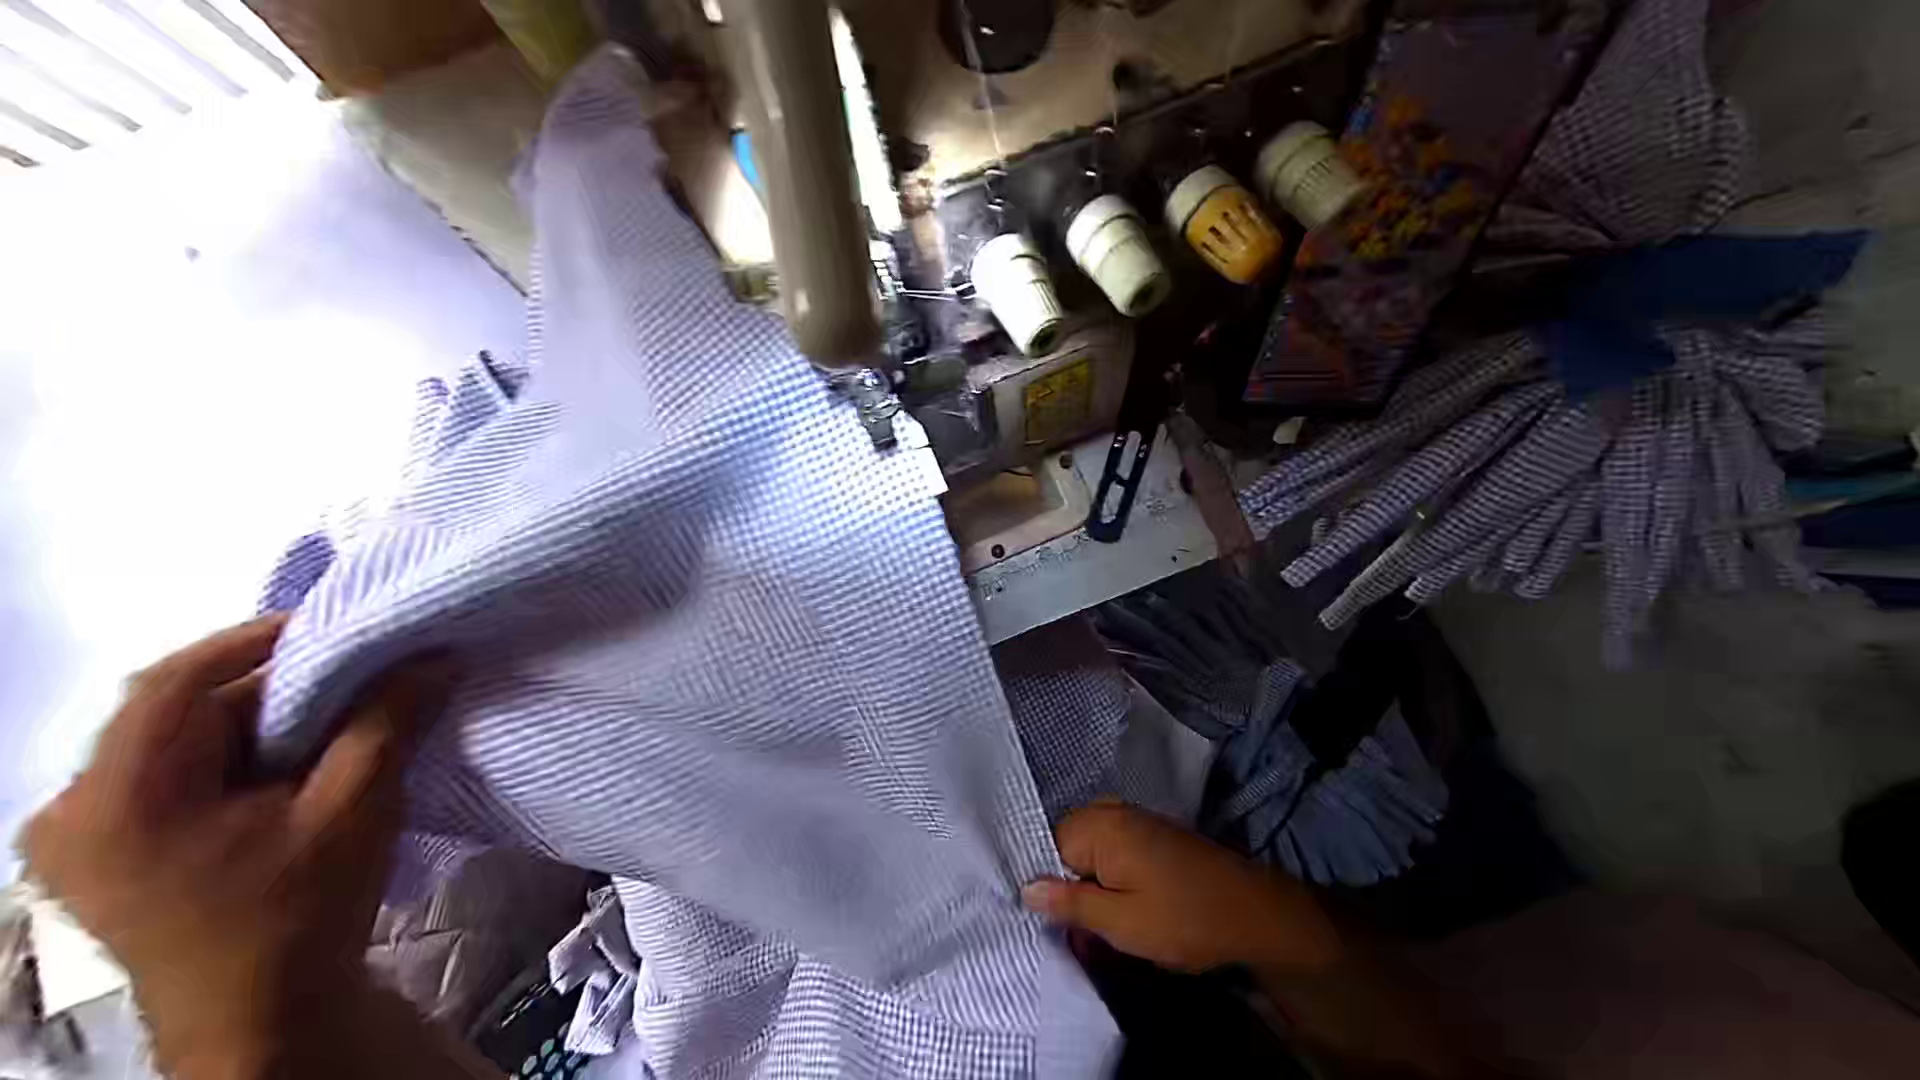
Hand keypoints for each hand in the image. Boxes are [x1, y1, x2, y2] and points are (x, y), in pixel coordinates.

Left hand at [20, 615, 454, 1079]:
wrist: (263, 1015)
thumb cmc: (302, 910)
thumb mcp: (357, 807)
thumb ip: (390, 720)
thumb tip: (438, 654)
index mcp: (117, 801)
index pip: (172, 683)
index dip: (258, 638)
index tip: (342, 622)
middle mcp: (73, 809)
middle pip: (177, 707)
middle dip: (276, 680)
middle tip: (361, 665)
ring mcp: (86, 833)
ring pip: (182, 735)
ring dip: (266, 712)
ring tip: (343, 704)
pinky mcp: (115, 847)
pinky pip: (182, 767)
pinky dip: (247, 744)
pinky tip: (301, 753)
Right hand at [1022, 801, 1341, 974]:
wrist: (1254, 911)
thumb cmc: (1183, 918)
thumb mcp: (1121, 923)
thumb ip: (1069, 904)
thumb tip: (1025, 888)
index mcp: (1098, 825)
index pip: (1046, 849)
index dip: (1050, 888)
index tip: (1061, 924)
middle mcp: (1110, 811)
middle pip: (1066, 849)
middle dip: (1071, 890)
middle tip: (1087, 934)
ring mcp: (1132, 818)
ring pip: (1089, 853)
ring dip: (1092, 889)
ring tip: (1110, 927)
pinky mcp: (1149, 831)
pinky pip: (1111, 850)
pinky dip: (1111, 879)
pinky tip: (1126, 908)